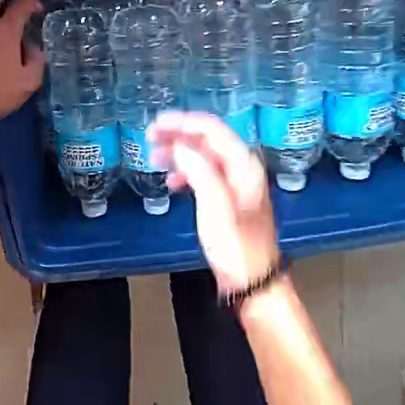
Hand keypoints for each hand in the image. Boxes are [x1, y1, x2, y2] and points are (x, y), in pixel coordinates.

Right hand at [149, 111, 279, 291]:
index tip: (158, 123)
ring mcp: (237, 182)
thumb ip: (199, 171)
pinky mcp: (229, 196)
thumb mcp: (215, 207)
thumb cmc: (236, 247)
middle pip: (207, 138)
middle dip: (178, 134)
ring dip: (179, 152)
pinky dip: (186, 171)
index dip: (183, 122)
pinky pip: (205, 172)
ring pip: (204, 154)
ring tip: (155, 157)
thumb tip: (181, 146)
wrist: (253, 282)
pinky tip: (172, 181)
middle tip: (151, 136)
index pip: (211, 129)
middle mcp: (243, 167)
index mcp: (244, 165)